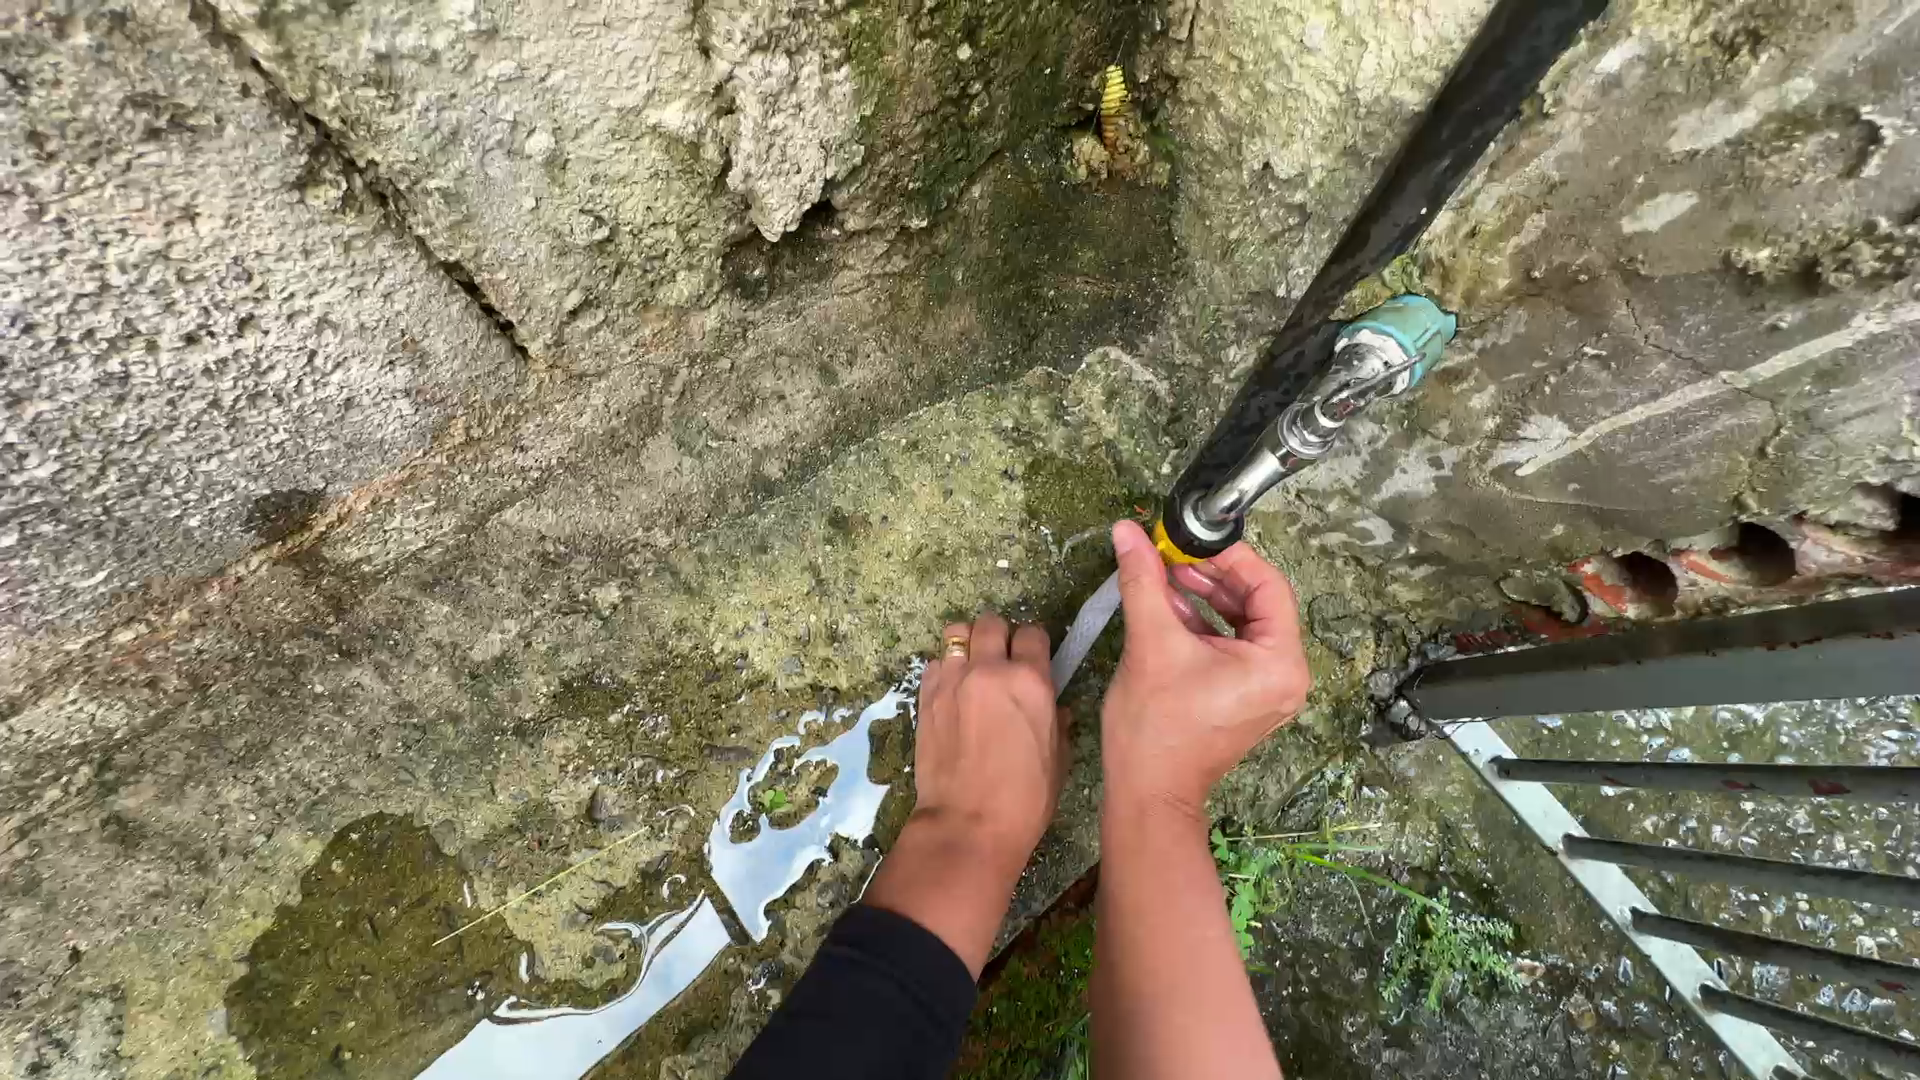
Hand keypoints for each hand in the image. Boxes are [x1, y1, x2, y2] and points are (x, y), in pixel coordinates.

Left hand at [908, 612, 1070, 861]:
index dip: (1035, 644)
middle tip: (1002, 659)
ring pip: (956, 632)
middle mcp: (989, 670)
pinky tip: (952, 690)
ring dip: (967, 643)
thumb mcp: (1058, 757)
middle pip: (991, 623)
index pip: (1033, 633)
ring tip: (972, 665)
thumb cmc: (1025, 799)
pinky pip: (934, 662)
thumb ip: (1056, 719)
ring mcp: (952, 680)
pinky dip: (945, 668)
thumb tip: (1052, 705)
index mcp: (1030, 681)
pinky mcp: (926, 696)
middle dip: (1000, 635)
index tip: (1034, 658)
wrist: (967, 825)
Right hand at [1100, 519, 1309, 816]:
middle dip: (1211, 575)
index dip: (1229, 557)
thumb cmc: (1156, 723)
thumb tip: (1127, 530)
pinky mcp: (1242, 696)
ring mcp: (1264, 688)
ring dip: (1202, 596)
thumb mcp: (1150, 641)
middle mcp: (1284, 674)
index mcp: (1279, 662)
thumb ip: (1142, 579)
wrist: (1147, 790)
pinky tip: (1166, 604)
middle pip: (1255, 603)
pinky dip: (1200, 623)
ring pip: (1239, 622)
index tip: (1192, 539)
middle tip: (1172, 554)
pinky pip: (1228, 645)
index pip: (1268, 586)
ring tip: (1164, 574)